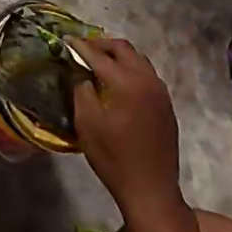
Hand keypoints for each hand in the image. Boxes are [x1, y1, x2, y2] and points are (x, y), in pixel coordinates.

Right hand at [70, 36, 182, 218]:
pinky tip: (118, 82)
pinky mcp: (165, 106)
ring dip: (118, 56)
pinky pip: (147, 75)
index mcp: (126, 83)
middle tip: (82, 48)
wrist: (151, 190)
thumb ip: (82, 90)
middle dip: (101, 44)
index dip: (79, 46)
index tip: (65, 41)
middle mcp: (147, 81)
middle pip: (124, 49)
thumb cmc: (113, 157)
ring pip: (138, 60)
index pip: (98, 55)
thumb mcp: (87, 123)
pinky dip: (130, 69)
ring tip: (98, 62)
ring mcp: (160, 93)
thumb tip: (80, 74)